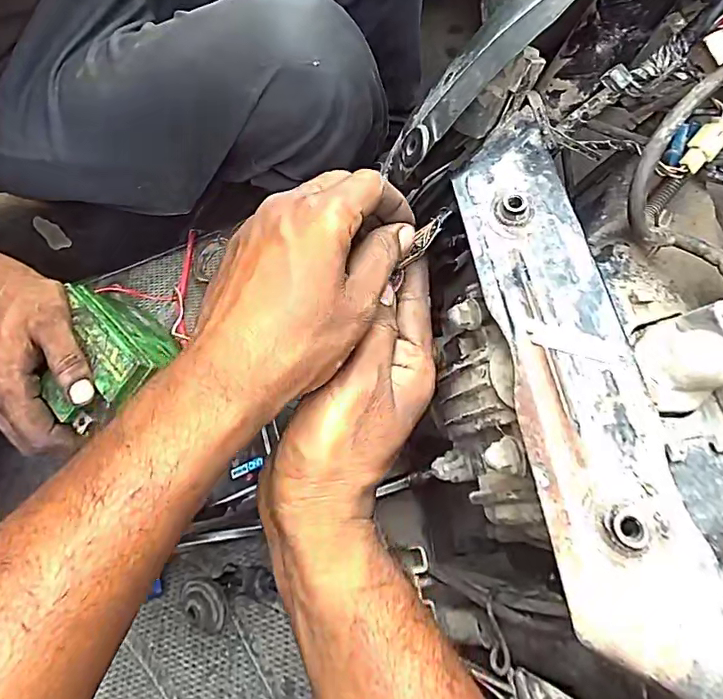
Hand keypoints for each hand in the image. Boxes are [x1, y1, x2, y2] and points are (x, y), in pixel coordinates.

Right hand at [0, 262, 91, 454]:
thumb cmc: (24, 299)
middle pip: (29, 441)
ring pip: (24, 431)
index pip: (37, 436)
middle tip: (93, 423)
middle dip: (62, 439)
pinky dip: (44, 415)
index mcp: (8, 385)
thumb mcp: (55, 322)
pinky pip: (22, 414)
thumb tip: (83, 394)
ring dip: (54, 429)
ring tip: (84, 412)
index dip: (68, 440)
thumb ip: (69, 359)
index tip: (96, 429)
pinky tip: (65, 398)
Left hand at [192, 170, 414, 415]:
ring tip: (351, 258)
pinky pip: (284, 218)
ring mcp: (259, 223)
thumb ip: (383, 258)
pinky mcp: (243, 240)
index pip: (370, 181)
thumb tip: (396, 237)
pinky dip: (306, 229)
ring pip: (309, 198)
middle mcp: (284, 210)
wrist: (229, 368)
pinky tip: (315, 267)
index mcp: (318, 217)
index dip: (396, 202)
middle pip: (338, 182)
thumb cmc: (284, 346)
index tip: (402, 225)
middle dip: (367, 204)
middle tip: (383, 239)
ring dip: (336, 216)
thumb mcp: (356, 305)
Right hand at [262, 254, 434, 527]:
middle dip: (386, 265)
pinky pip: (351, 332)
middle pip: (396, 301)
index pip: (415, 295)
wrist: (307, 496)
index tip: (404, 226)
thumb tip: (380, 282)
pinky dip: (344, 311)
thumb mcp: (357, 379)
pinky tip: (329, 300)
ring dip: (363, 286)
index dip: (409, 257)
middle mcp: (396, 368)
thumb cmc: (333, 455)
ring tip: (351, 256)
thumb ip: (372, 329)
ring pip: (372, 315)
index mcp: (410, 365)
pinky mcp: (345, 380)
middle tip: (372, 231)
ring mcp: (371, 374)